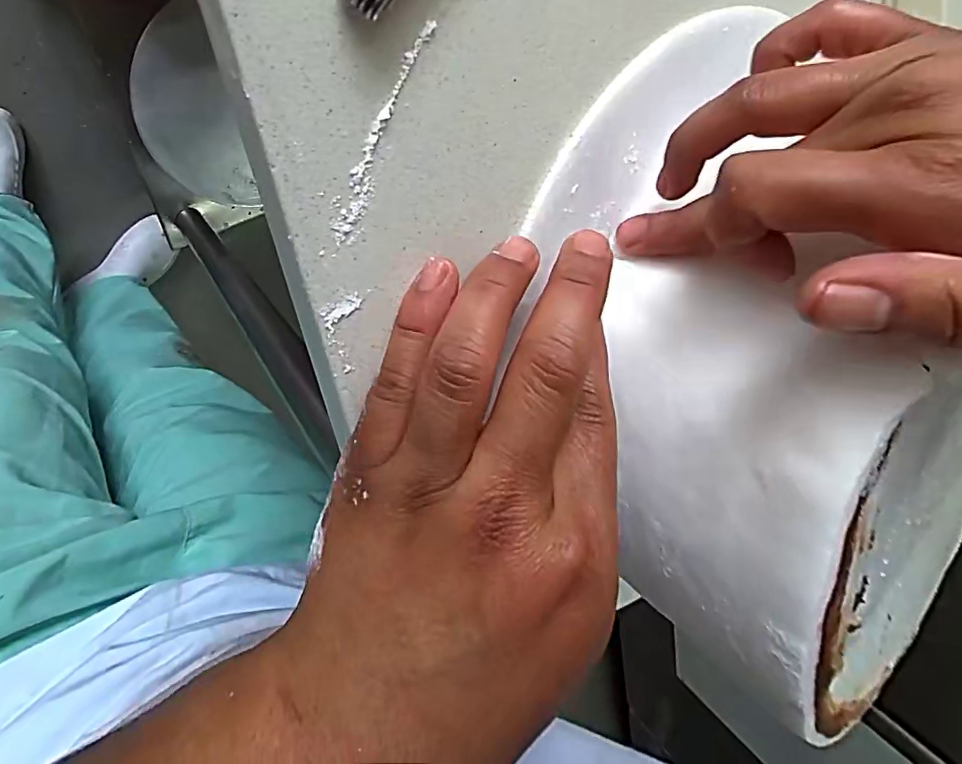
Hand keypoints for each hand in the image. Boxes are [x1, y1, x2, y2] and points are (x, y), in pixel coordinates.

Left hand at [73, 232, 618, 763]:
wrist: (368, 710)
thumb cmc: (475, 675)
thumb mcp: (570, 612)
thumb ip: (577, 509)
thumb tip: (574, 422)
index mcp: (569, 549)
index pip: (591, 412)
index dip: (592, 336)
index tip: (593, 292)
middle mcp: (500, 508)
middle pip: (540, 376)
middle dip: (560, 298)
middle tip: (569, 251)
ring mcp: (426, 485)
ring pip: (463, 366)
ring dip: (487, 296)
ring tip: (507, 253)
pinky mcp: (370, 472)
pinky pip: (395, 384)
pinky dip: (414, 325)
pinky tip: (431, 286)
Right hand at [617, 0, 961, 359]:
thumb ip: (941, 306)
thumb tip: (820, 299)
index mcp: (938, 181)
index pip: (757, 191)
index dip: (696, 224)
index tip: (660, 240)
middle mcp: (918, 108)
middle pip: (749, 140)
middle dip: (698, 189)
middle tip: (679, 217)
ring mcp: (931, 65)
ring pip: (768, 87)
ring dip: (713, 129)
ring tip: (699, 163)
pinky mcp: (952, 45)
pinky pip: (834, 25)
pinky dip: (781, 50)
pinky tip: (772, 76)